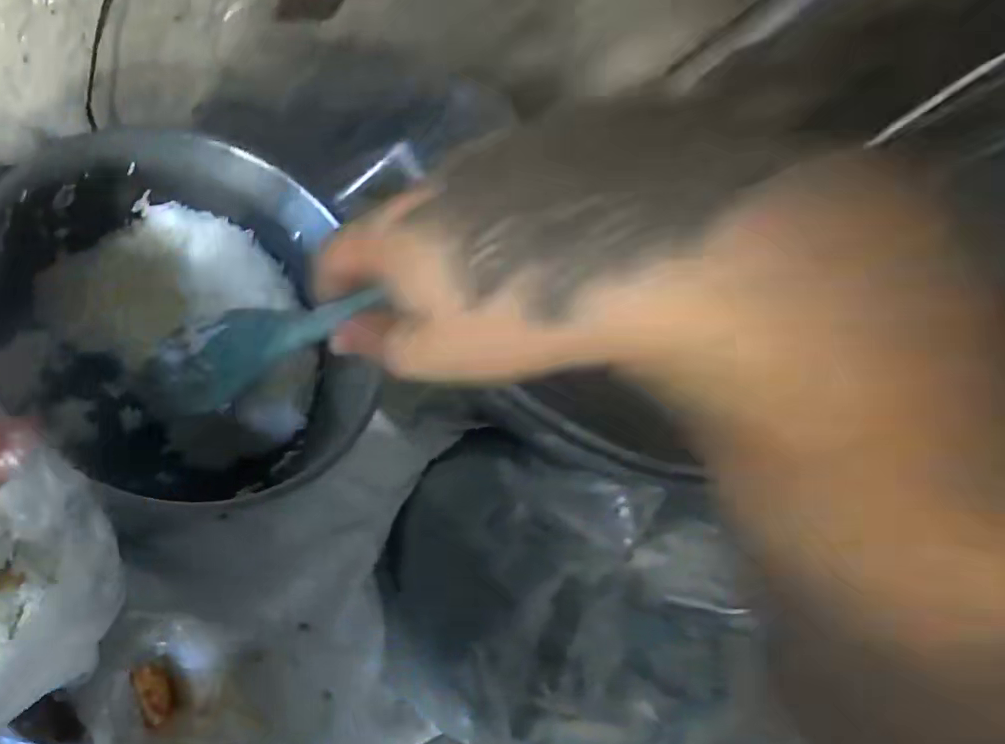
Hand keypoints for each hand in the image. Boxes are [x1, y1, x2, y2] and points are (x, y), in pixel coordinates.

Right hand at [315, 100, 826, 383]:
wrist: (677, 253)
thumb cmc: (525, 317)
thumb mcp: (437, 355)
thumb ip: (379, 343)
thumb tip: (341, 335)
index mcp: (398, 233)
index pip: (335, 251)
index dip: (327, 283)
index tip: (338, 309)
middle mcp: (442, 177)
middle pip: (394, 215)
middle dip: (391, 254)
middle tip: (418, 293)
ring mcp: (509, 145)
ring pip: (458, 187)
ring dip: (453, 222)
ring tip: (491, 260)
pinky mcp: (577, 127)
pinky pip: (521, 167)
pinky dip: (514, 198)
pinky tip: (553, 228)